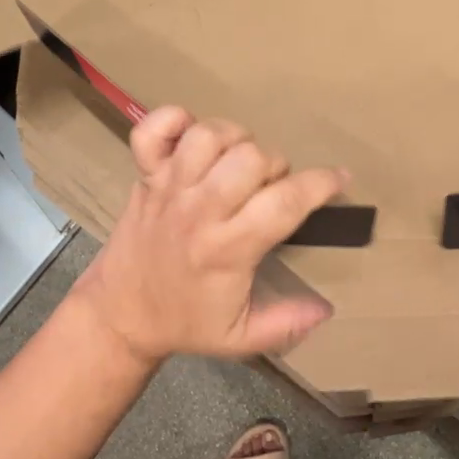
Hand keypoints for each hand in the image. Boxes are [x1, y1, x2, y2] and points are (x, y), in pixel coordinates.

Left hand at [68, 106, 345, 362]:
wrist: (119, 316)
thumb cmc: (185, 322)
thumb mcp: (241, 337)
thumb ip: (287, 323)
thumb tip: (327, 309)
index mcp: (227, 250)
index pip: (284, 202)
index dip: (321, 184)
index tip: (339, 179)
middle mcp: (198, 211)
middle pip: (251, 157)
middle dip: (276, 166)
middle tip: (271, 188)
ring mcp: (168, 188)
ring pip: (210, 135)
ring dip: (236, 140)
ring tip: (239, 163)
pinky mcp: (145, 175)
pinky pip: (154, 130)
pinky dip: (175, 121)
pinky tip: (193, 136)